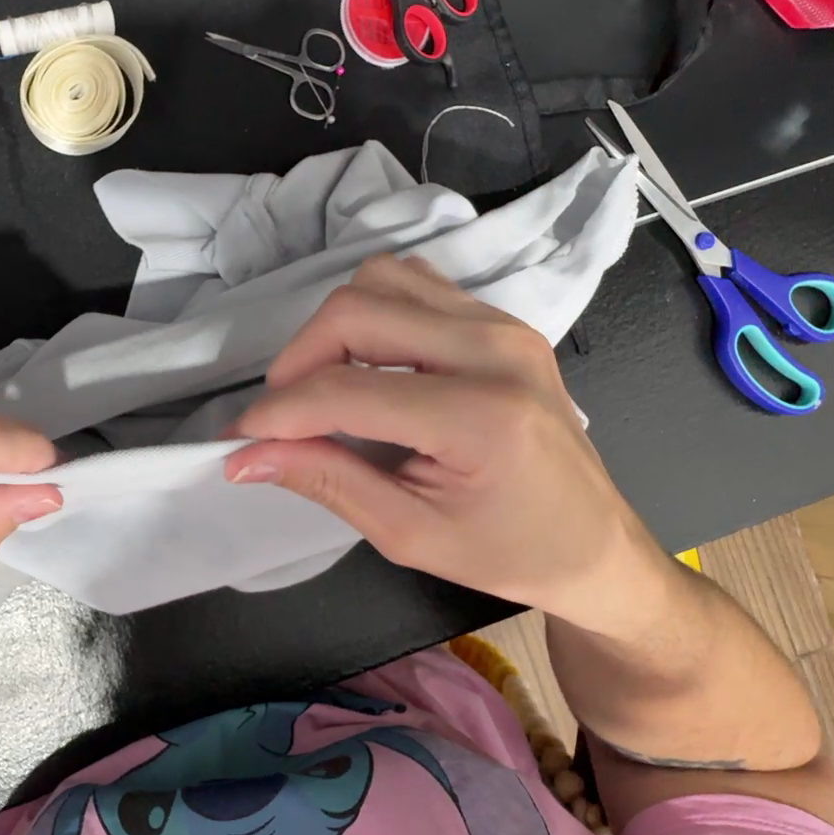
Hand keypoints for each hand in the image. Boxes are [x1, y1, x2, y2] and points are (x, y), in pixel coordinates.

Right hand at [225, 255, 668, 634]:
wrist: (596, 544)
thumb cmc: (509, 553)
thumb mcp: (409, 534)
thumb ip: (325, 481)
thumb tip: (244, 457)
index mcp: (480, 417)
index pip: (346, 389)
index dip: (277, 412)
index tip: (238, 440)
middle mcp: (494, 349)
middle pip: (355, 310)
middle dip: (297, 361)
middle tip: (283, 417)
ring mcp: (502, 324)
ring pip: (380, 281)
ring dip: (332, 331)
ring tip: (324, 387)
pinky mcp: (500, 319)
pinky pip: (412, 285)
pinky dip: (370, 315)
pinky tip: (367, 364)